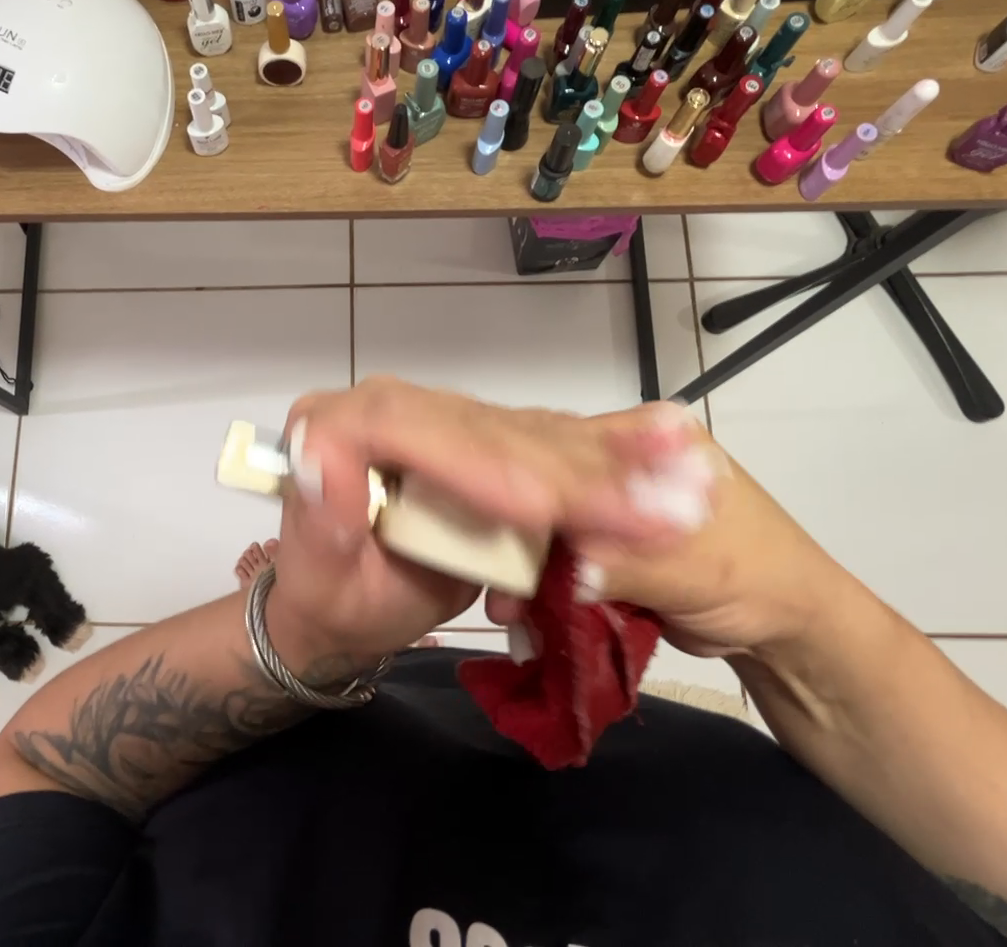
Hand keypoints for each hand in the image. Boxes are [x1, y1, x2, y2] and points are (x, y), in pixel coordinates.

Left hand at [264, 379, 713, 664]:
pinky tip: (671, 465)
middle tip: (654, 512)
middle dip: (564, 473)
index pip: (400, 422)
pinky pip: (544, 443)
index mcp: (334, 426)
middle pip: (479, 426)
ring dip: (603, 469)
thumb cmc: (337, 599)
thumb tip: (324, 451)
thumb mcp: (322, 576)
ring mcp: (438, 416)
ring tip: (684, 492)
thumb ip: (323, 517)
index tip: (538, 508)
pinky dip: (606, 464)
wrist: (346, 600)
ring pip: (523, 432)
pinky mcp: (478, 435)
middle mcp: (387, 405)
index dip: (472, 460)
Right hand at [498, 411, 869, 658]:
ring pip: (557, 528)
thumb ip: (616, 563)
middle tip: (500, 580)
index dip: (535, 490)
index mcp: (653, 439)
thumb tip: (544, 569)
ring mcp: (616, 506)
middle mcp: (627, 462)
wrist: (787, 634)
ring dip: (535, 566)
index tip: (501, 531)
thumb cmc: (755, 578)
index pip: (572, 450)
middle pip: (557, 491)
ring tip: (508, 603)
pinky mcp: (611, 545)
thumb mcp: (687, 566)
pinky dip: (550, 583)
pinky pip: (567, 558)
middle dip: (529, 537)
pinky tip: (525, 605)